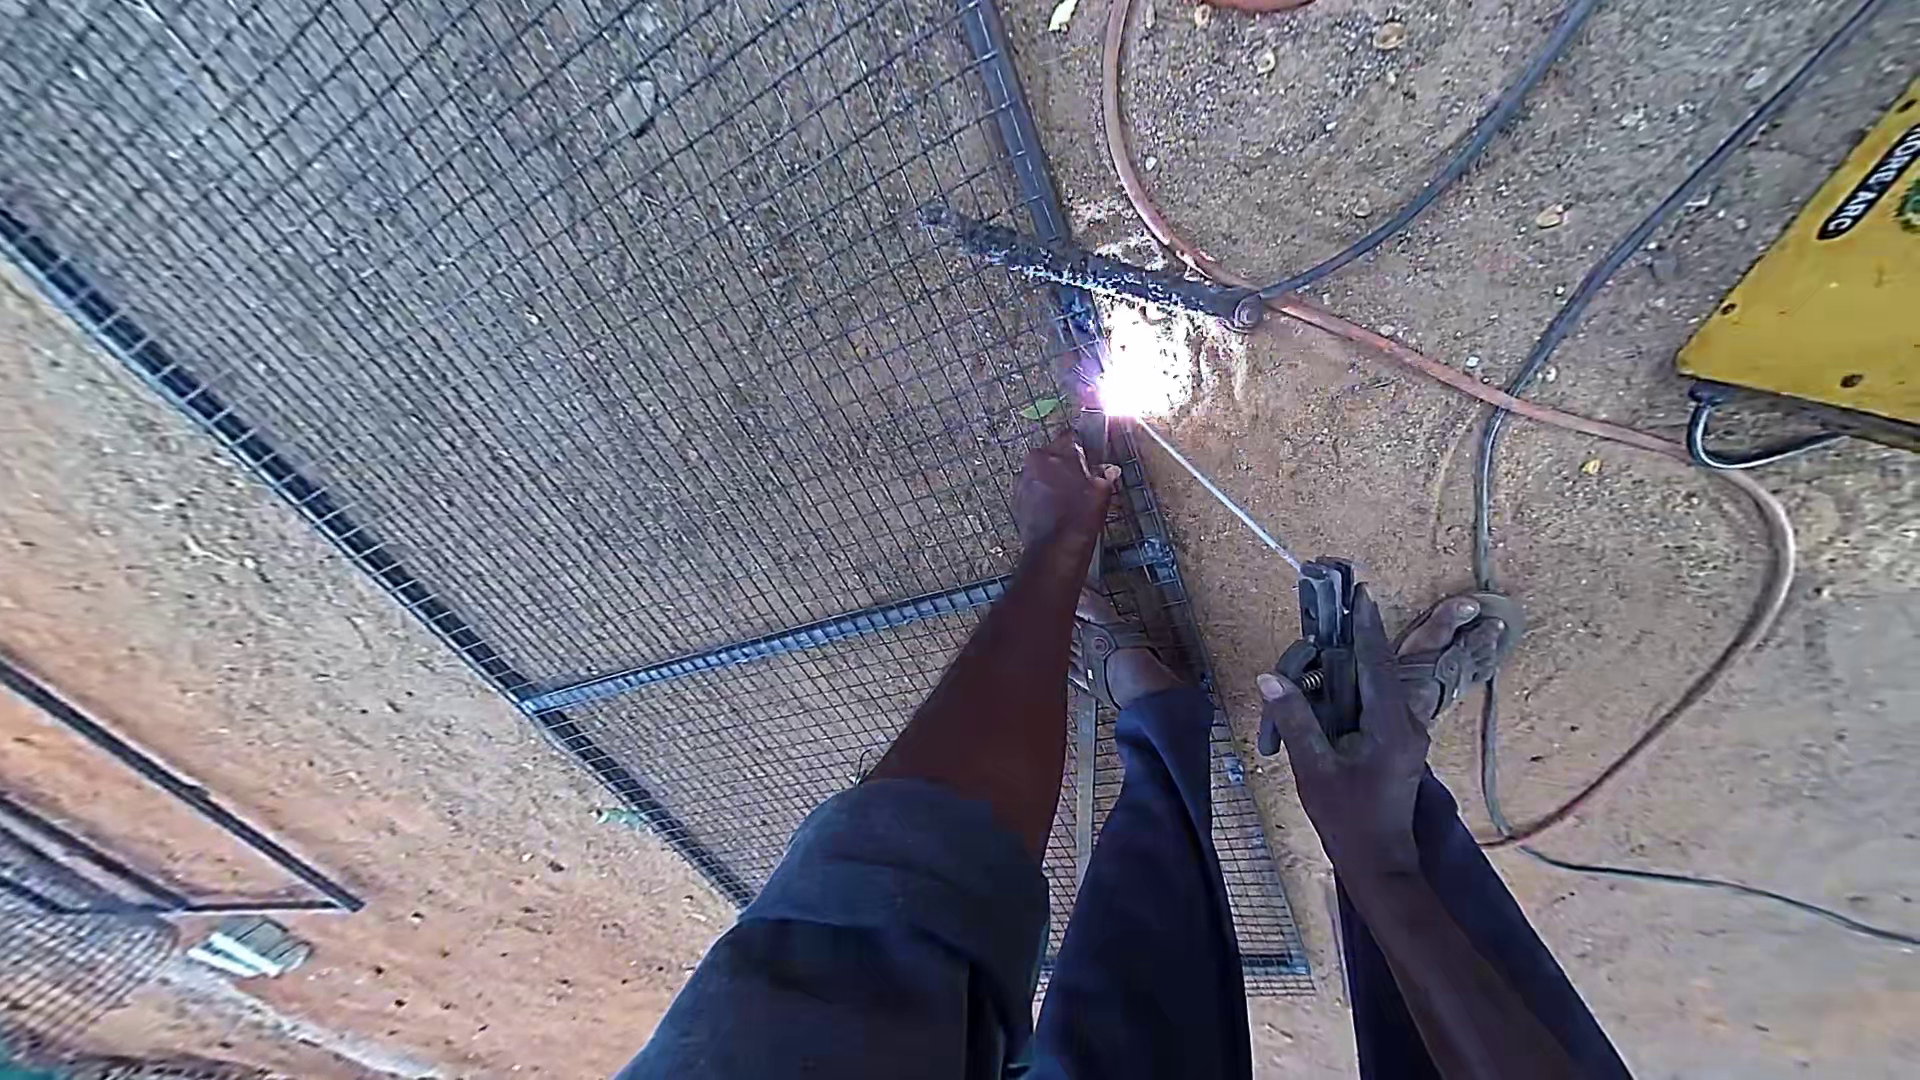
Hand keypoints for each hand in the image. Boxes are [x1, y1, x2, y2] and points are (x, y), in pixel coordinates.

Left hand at [1013, 431, 1119, 552]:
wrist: (1056, 547)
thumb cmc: (1080, 516)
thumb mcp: (1101, 492)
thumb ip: (1103, 475)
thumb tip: (1107, 470)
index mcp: (1057, 452)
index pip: (1071, 437)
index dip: (1082, 448)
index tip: (1088, 458)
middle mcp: (1035, 460)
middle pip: (1052, 455)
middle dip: (1064, 465)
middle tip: (1079, 481)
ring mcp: (1022, 480)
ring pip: (1040, 472)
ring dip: (1051, 480)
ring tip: (1066, 498)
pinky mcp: (1016, 498)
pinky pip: (1031, 489)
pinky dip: (1040, 495)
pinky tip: (1053, 508)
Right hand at [1257, 585, 1426, 876]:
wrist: (1376, 861)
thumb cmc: (1346, 816)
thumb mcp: (1312, 766)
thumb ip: (1293, 717)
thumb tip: (1270, 676)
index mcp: (1390, 725)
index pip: (1376, 662)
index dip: (1365, 626)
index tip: (1361, 595)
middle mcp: (1402, 721)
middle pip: (1357, 673)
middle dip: (1314, 674)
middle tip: (1278, 689)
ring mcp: (1399, 731)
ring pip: (1354, 689)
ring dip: (1315, 696)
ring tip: (1279, 734)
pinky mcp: (1390, 740)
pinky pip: (1357, 705)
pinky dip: (1328, 704)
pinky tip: (1302, 718)